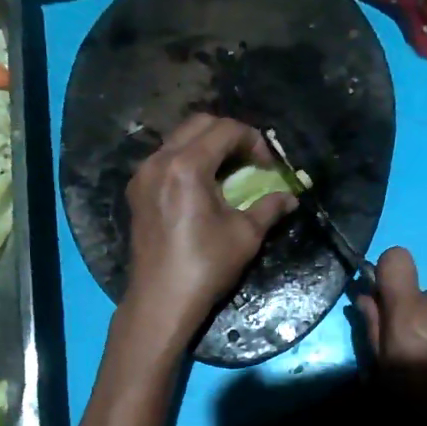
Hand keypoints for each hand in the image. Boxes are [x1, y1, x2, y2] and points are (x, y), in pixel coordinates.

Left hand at [122, 114, 297, 334]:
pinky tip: (202, 186)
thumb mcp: (245, 235)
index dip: (253, 140)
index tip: (269, 164)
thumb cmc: (205, 267)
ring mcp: (142, 175)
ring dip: (206, 146)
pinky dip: (186, 161)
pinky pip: (164, 160)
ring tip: (228, 171)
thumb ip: (269, 207)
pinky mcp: (136, 192)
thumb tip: (290, 198)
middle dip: (229, 135)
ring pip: (178, 140)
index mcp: (186, 166)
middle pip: (198, 124)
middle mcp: (158, 161)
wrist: (161, 301)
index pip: (225, 130)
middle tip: (250, 160)